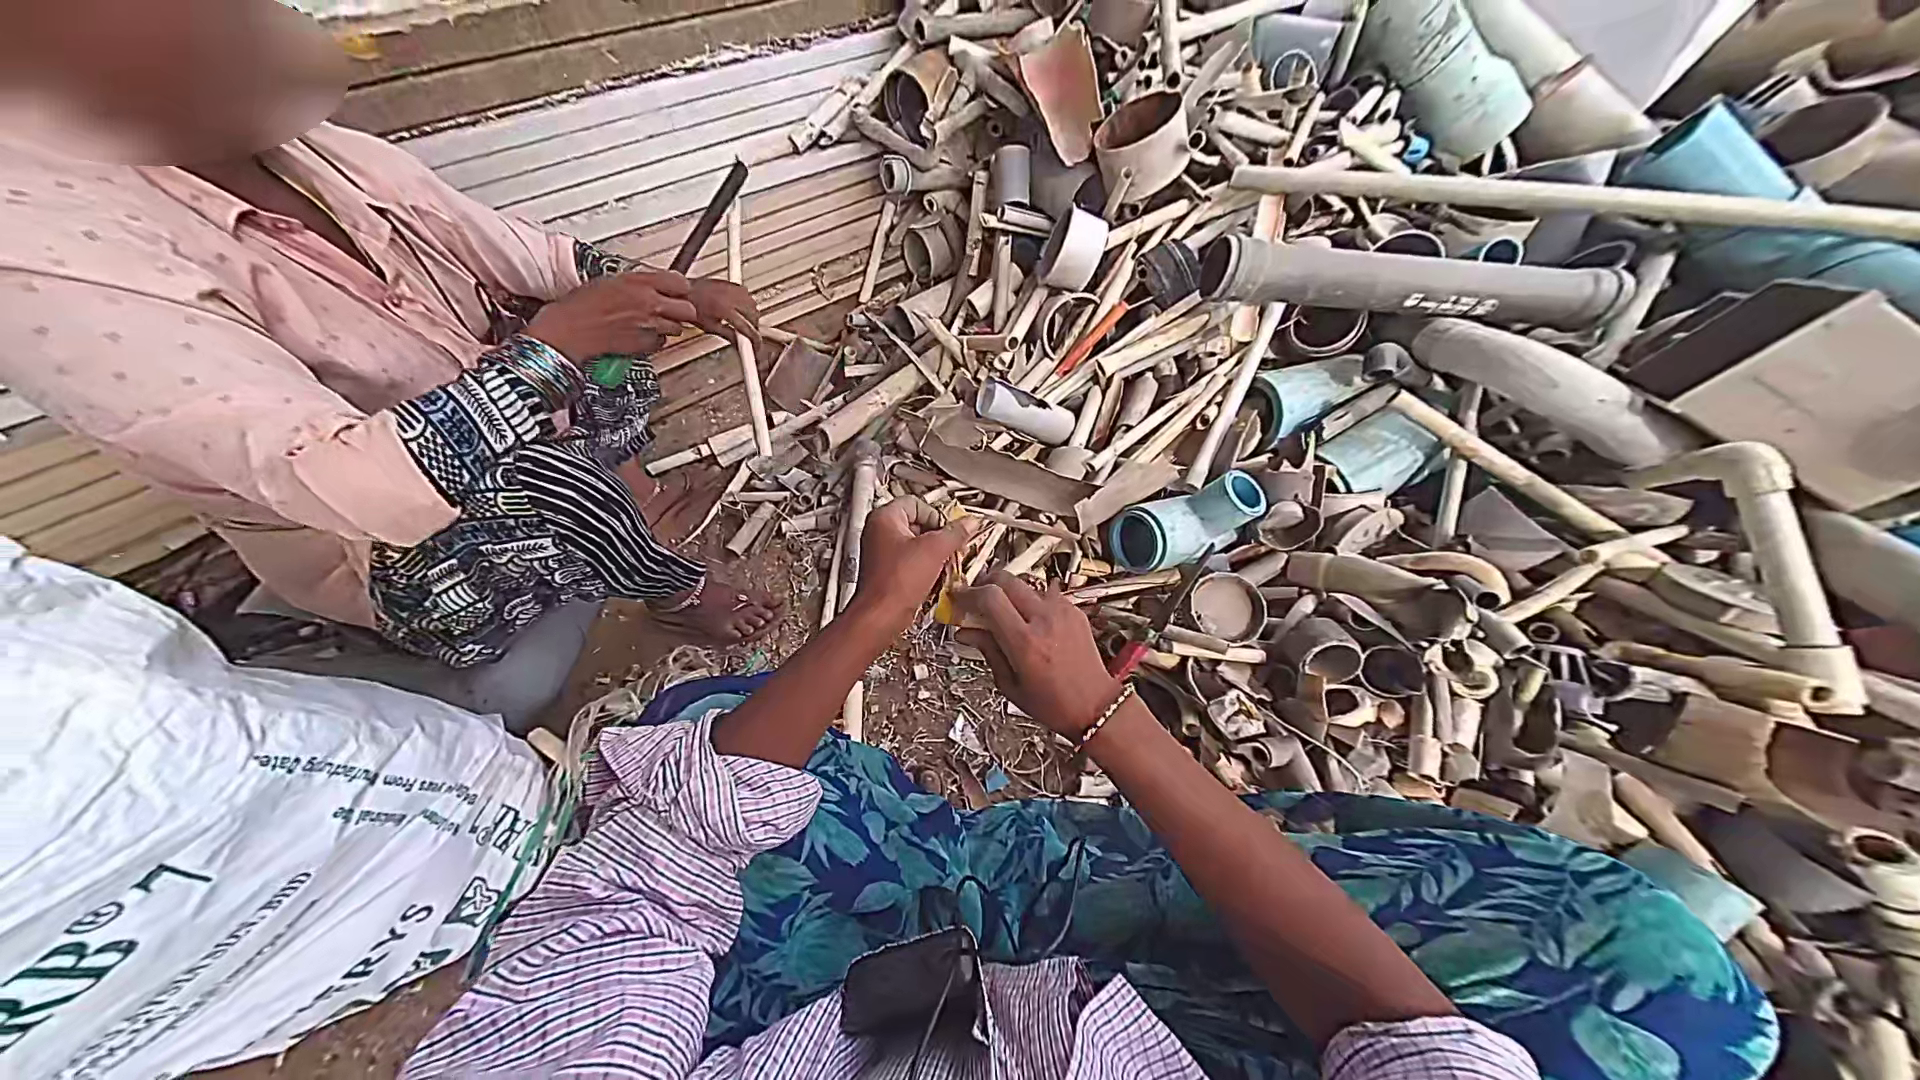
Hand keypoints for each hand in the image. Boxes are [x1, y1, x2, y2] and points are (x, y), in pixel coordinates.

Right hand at [525, 270, 697, 362]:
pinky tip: (641, 334)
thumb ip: (639, 284)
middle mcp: (649, 303)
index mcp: (639, 283)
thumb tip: (655, 286)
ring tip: (650, 323)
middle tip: (671, 311)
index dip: (680, 289)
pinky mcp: (647, 344)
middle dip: (682, 311)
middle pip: (688, 309)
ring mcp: (650, 325)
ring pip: (678, 328)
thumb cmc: (582, 305)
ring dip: (669, 326)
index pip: (680, 283)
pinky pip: (662, 342)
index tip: (676, 292)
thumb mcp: (611, 282)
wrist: (570, 330)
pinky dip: (656, 339)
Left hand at [687, 277, 761, 351]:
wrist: (682, 290)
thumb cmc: (690, 306)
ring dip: (752, 315)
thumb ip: (729, 335)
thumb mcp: (710, 327)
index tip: (756, 346)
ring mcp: (731, 289)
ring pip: (753, 304)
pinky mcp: (730, 283)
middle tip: (748, 335)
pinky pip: (746, 294)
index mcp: (725, 310)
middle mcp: (730, 297)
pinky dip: (747, 302)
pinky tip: (740, 308)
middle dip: (753, 327)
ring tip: (744, 322)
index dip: (754, 340)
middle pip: (754, 316)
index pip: (748, 328)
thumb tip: (741, 343)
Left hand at [849, 496, 979, 630]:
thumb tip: (968, 523)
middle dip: (938, 537)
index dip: (937, 516)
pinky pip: (912, 563)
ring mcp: (882, 553)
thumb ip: (955, 533)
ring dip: (934, 554)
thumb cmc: (895, 583)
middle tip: (949, 547)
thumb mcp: (935, 550)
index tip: (949, 530)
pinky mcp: (888, 572)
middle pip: (918, 524)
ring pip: (916, 545)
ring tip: (942, 564)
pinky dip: (925, 568)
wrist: (882, 616)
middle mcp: (879, 533)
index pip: (917, 503)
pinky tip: (933, 578)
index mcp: (884, 519)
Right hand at [955, 571, 1121, 738]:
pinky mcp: (1073, 610)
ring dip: (1008, 592)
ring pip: (1025, 583)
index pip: (989, 598)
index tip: (959, 598)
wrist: (1095, 705)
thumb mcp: (1009, 684)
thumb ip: (987, 650)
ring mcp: (1062, 612)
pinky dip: (1030, 600)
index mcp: (1025, 642)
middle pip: (1006, 580)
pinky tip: (1028, 618)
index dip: (968, 594)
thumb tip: (965, 631)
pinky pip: (1045, 593)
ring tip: (1003, 611)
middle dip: (985, 584)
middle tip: (976, 597)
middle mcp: (1044, 621)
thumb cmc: (1054, 703)